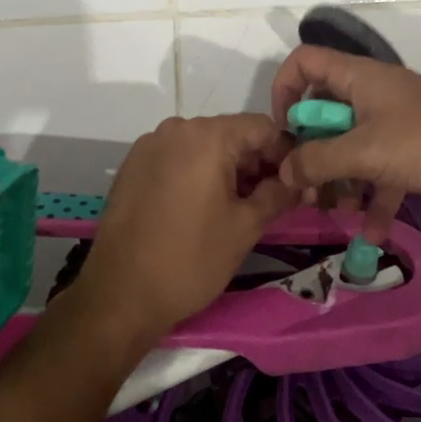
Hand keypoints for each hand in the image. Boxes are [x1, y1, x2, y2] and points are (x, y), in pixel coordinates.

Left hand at [74, 114, 299, 340]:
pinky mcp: (133, 165)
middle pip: (232, 134)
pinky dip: (197, 174)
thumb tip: (300, 182)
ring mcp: (150, 145)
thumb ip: (278, 194)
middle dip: (256, 162)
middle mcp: (177, 129)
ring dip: (227, 169)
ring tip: (240, 207)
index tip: (297, 183)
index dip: (285, 153)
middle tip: (273, 199)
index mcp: (208, 136)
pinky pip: (178, 158)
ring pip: (204, 146)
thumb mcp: (245, 227)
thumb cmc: (190, 259)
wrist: (120, 295)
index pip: (262, 127)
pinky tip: (203, 208)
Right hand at [270, 45, 420, 242]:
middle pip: (325, 112)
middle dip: (311, 151)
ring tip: (332, 214)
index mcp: (357, 78)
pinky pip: (382, 171)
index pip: (305, 62)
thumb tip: (284, 170)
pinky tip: (373, 236)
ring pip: (352, 146)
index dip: (285, 90)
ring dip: (340, 180)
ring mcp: (395, 122)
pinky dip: (375, 198)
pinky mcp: (415, 150)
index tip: (283, 132)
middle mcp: (372, 94)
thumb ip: (319, 160)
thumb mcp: (366, 151)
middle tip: (303, 188)